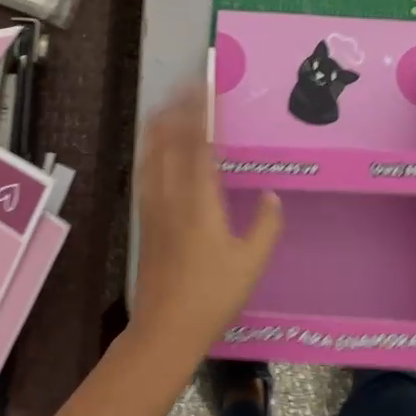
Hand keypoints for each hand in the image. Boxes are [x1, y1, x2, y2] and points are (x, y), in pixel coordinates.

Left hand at [132, 88, 282, 355]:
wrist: (165, 328)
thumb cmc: (212, 296)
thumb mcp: (251, 263)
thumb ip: (265, 225)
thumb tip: (272, 195)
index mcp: (200, 202)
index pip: (198, 146)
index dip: (200, 114)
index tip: (204, 88)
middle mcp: (171, 197)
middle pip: (167, 142)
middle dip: (176, 111)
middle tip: (186, 87)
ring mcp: (152, 208)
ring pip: (150, 155)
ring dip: (158, 126)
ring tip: (167, 105)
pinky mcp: (144, 221)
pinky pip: (145, 174)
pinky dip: (149, 152)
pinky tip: (153, 150)